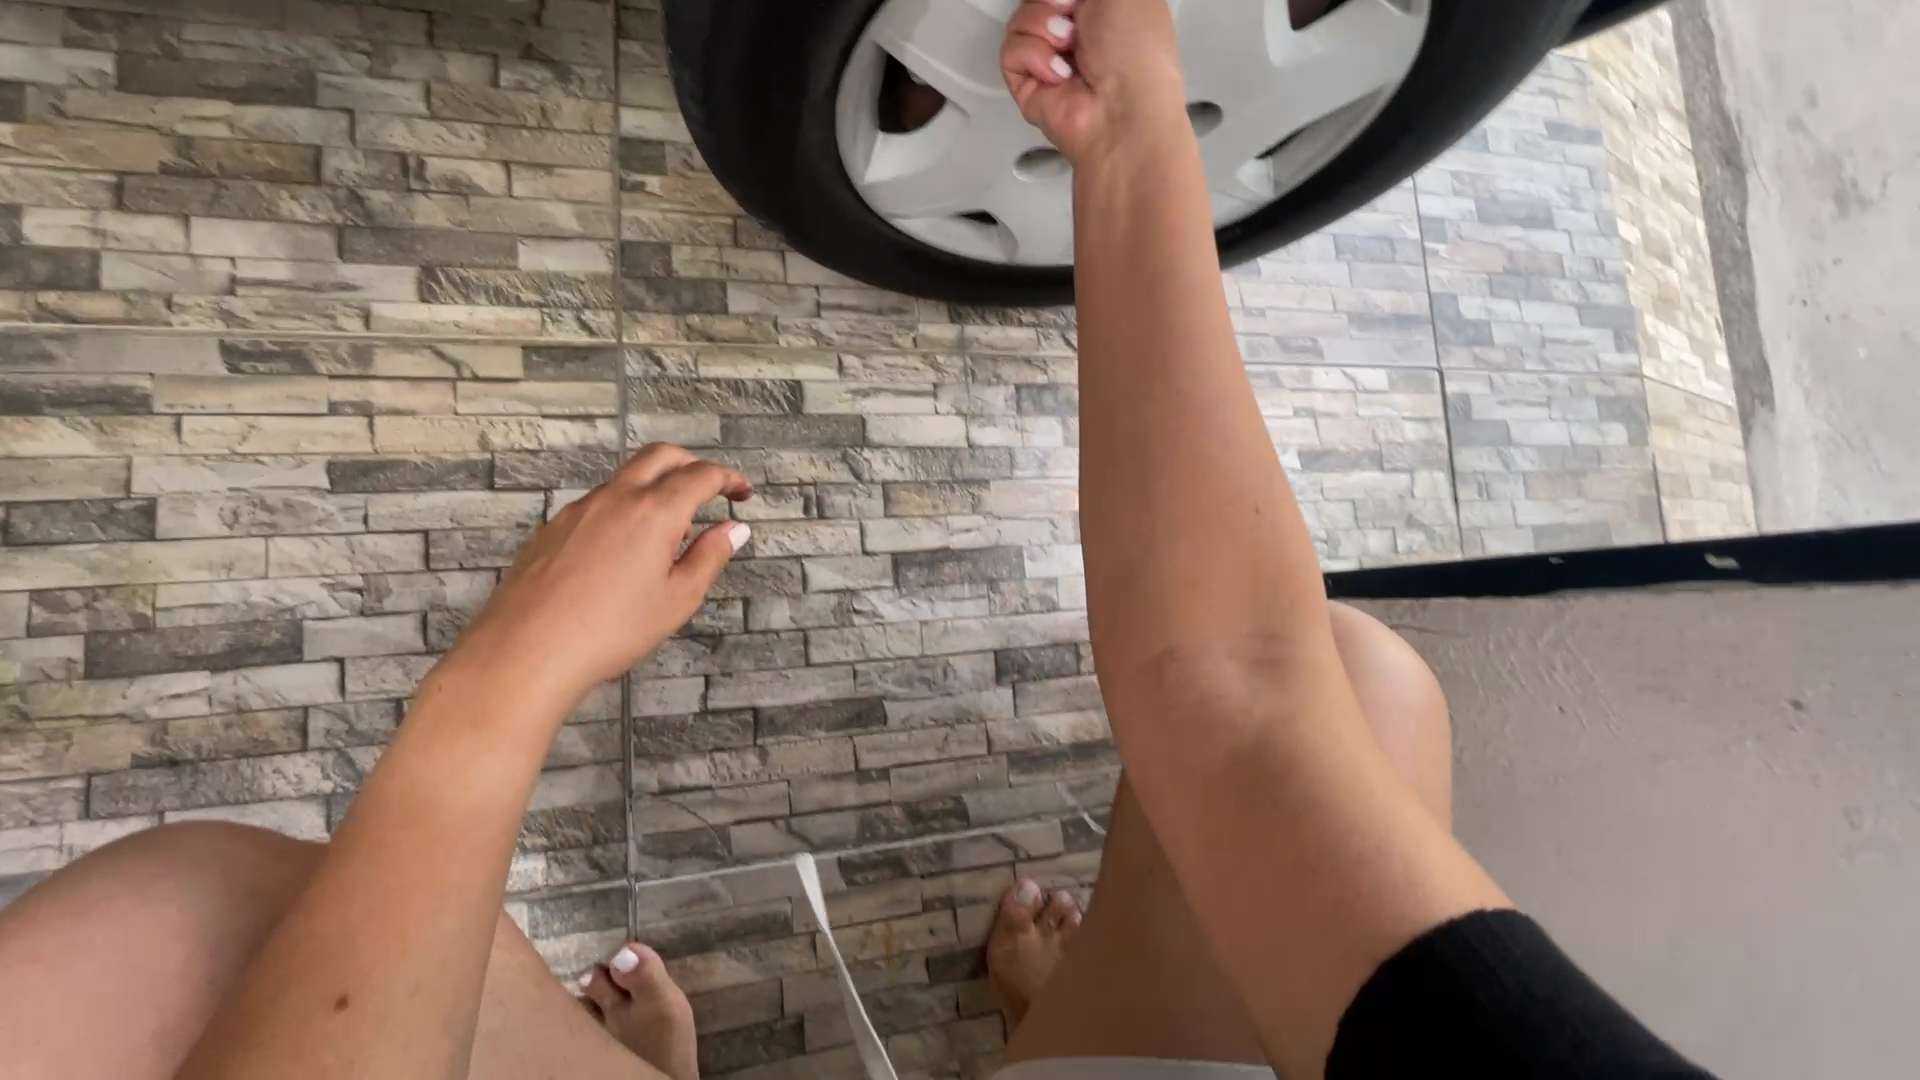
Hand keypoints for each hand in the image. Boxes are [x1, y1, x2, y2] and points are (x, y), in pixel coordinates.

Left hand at [438, 444, 753, 713]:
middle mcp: (615, 499)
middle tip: (713, 489)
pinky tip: (628, 551)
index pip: (701, 476)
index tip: (742, 491)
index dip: (728, 479)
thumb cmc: (608, 630)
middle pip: (661, 457)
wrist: (526, 652)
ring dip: (657, 488)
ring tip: (672, 535)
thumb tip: (733, 530)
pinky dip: (625, 508)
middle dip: (693, 464)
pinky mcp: (553, 529)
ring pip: (627, 478)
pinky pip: (599, 503)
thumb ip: (710, 556)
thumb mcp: (678, 598)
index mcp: (654, 512)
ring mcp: (579, 510)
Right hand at [1000, 0, 1189, 164]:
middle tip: (1074, 16)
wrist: (1122, 107)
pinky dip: (1035, 56)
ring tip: (1070, 47)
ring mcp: (1049, 58)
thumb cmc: (1136, 50)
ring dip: (1045, 25)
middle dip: (1053, 0)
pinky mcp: (1028, 85)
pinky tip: (1059, 74)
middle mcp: (1074, 31)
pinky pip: (1011, 51)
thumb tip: (1065, 0)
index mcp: (1100, 5)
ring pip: (1020, 18)